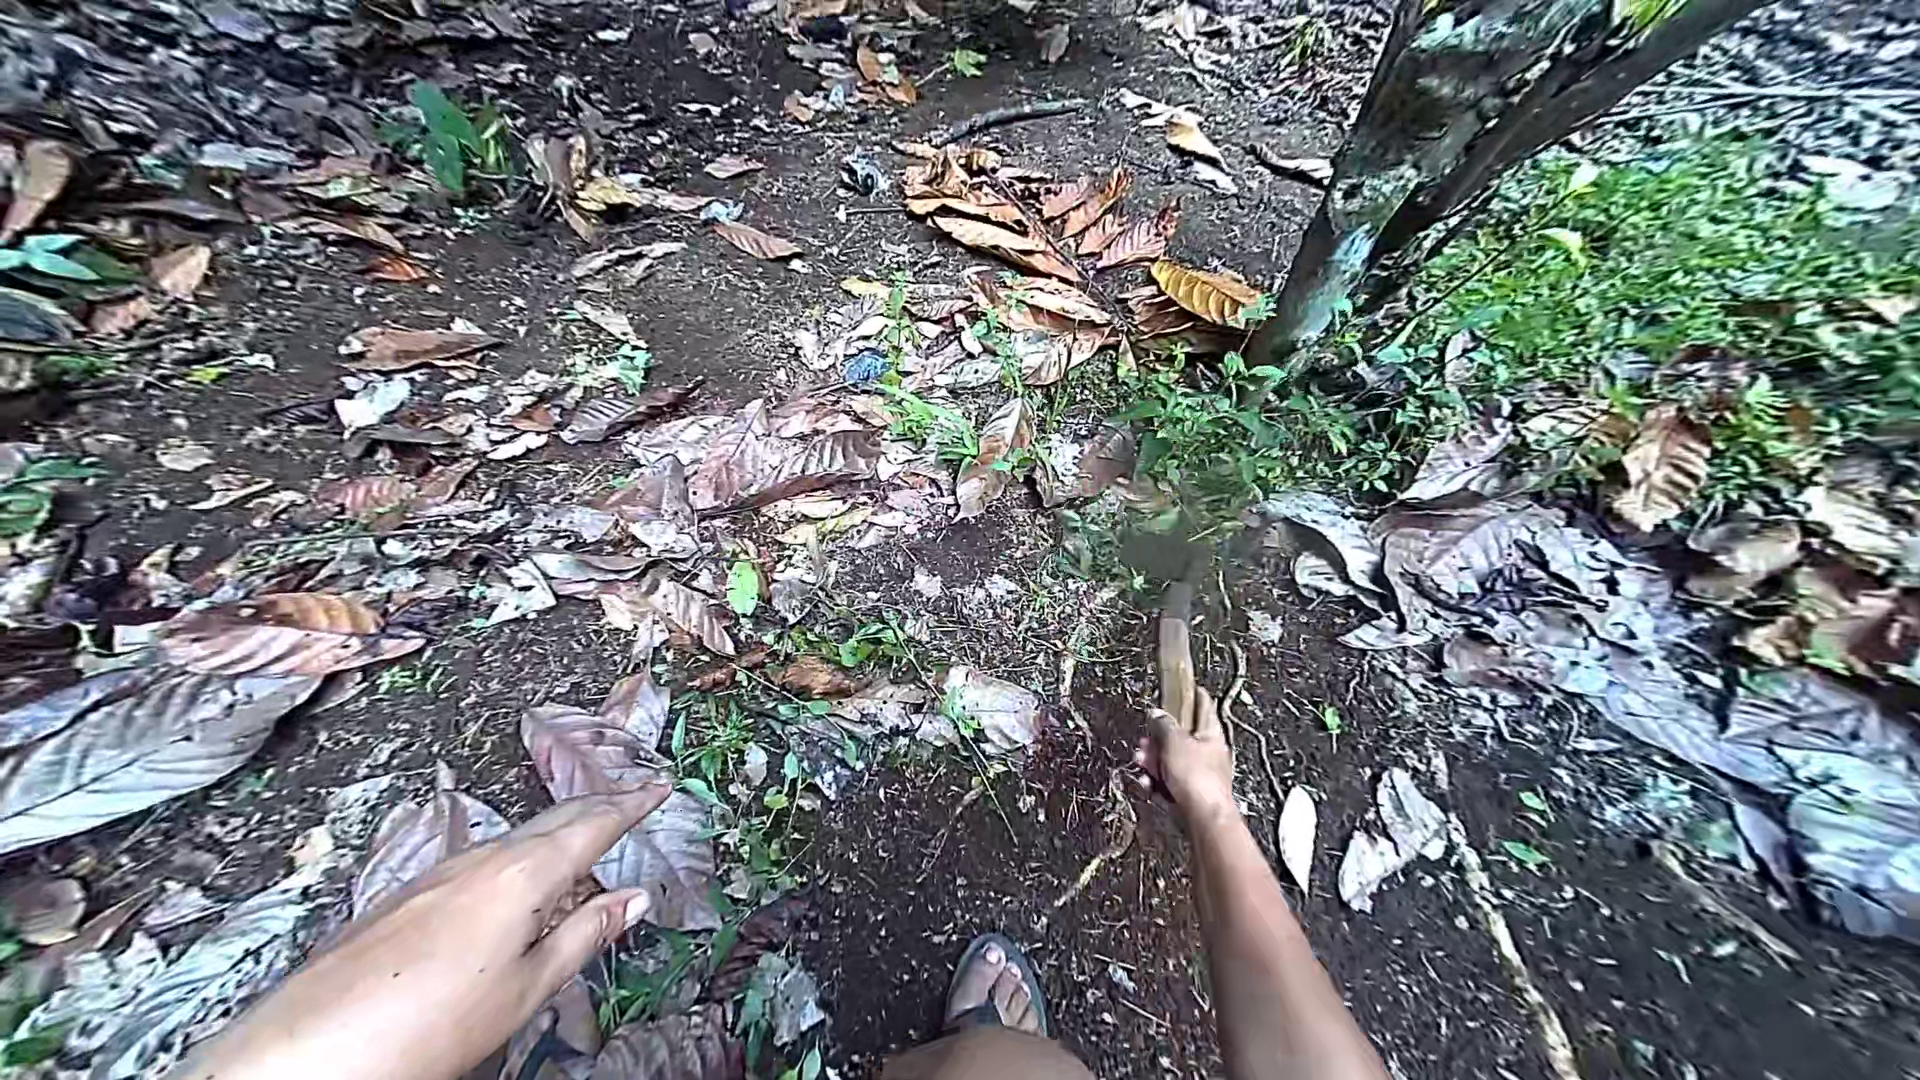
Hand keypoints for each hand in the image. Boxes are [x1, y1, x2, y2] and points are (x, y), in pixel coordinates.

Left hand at [174, 788, 669, 1079]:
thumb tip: (637, 897)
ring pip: (521, 833)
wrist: (290, 1065)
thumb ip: (586, 934)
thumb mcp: (525, 989)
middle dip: (603, 802)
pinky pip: (487, 854)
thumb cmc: (429, 1029)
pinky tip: (518, 877)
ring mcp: (442, 872)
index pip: (596, 824)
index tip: (662, 786)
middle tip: (635, 796)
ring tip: (588, 831)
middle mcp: (486, 858)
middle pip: (558, 816)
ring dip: (563, 824)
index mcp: (524, 874)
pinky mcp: (408, 893)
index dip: (634, 803)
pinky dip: (524, 848)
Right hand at [1134, 686, 1236, 830]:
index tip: (1180, 687)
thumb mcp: (1174, 741)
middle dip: (1157, 738)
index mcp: (1211, 732)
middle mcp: (1208, 751)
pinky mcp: (1190, 792)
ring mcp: (1200, 773)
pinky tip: (1148, 783)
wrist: (1202, 817)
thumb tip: (1156, 713)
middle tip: (1145, 741)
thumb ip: (1163, 724)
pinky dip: (1157, 780)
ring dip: (1153, 760)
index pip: (1203, 704)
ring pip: (1171, 759)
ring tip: (1141, 762)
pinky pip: (1169, 780)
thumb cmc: (1195, 774)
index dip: (1190, 694)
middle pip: (1179, 735)